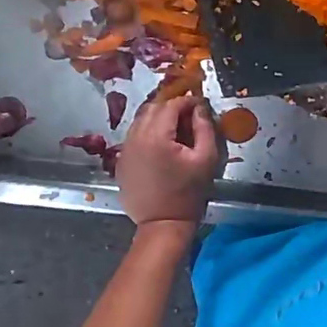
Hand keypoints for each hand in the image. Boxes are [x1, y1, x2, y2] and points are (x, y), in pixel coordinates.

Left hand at [116, 94, 218, 231]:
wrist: (163, 224)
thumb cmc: (188, 193)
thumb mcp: (206, 159)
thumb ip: (204, 128)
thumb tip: (199, 108)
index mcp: (156, 136)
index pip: (171, 105)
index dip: (187, 101)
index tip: (199, 105)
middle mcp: (135, 137)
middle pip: (152, 109)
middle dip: (171, 107)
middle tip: (188, 116)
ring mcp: (125, 150)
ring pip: (140, 121)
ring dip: (158, 120)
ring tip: (175, 131)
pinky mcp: (121, 162)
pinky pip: (134, 137)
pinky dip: (147, 134)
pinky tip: (160, 147)